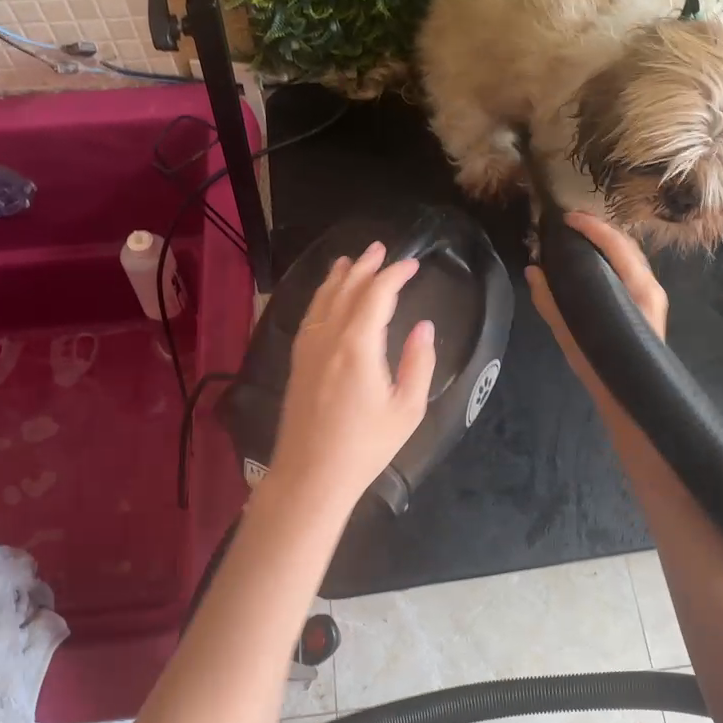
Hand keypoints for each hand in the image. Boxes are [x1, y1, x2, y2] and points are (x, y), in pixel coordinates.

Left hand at [268, 242, 436, 507]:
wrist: (311, 474)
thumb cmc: (365, 446)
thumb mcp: (407, 409)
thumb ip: (418, 362)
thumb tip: (424, 325)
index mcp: (358, 345)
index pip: (376, 294)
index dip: (394, 274)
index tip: (412, 264)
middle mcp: (329, 337)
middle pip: (346, 289)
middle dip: (365, 266)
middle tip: (380, 248)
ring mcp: (308, 348)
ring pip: (323, 299)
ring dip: (339, 277)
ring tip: (349, 260)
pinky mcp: (297, 361)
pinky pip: (310, 316)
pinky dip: (321, 298)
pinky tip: (325, 298)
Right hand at [526, 212, 666, 448]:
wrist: (635, 400)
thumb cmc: (604, 366)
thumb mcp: (571, 333)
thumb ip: (551, 301)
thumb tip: (533, 271)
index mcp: (638, 287)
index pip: (615, 242)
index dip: (590, 225)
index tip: (564, 219)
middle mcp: (650, 285)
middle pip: (625, 244)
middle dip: (597, 230)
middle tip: (567, 227)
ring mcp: (652, 295)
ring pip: (629, 257)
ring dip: (604, 244)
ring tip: (575, 242)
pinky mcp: (649, 305)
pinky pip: (629, 271)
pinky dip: (610, 260)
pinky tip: (590, 267)